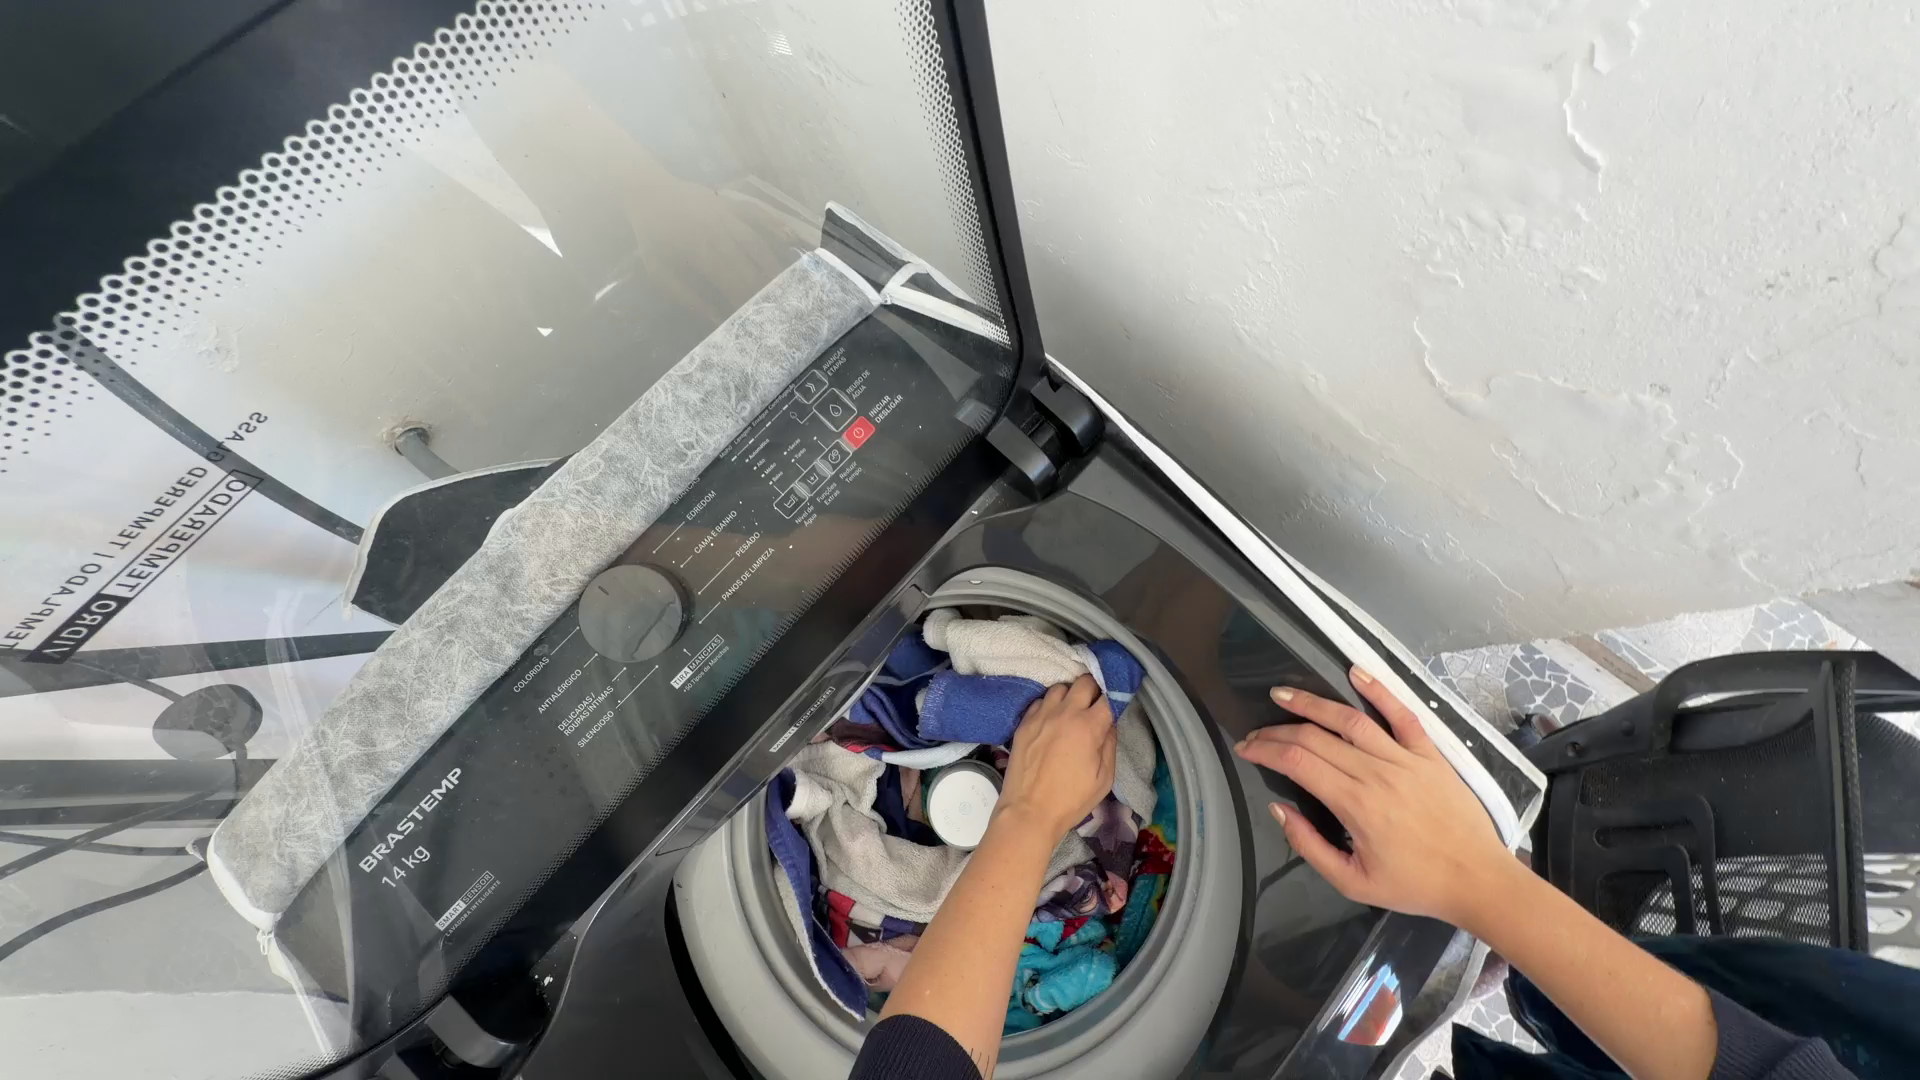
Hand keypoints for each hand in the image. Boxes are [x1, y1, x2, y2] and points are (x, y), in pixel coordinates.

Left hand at [997, 675, 1117, 838]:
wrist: (1029, 811)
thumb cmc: (1071, 799)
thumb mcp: (1104, 778)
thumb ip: (1110, 745)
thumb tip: (1110, 724)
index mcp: (1088, 726)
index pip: (1108, 696)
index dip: (1116, 696)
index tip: (1116, 702)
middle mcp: (1064, 713)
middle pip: (1084, 681)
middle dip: (1094, 688)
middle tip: (1095, 703)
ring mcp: (1041, 715)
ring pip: (1059, 687)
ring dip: (1070, 694)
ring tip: (1072, 710)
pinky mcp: (1024, 722)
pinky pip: (1040, 701)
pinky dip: (1049, 705)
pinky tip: (1052, 719)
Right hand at [1234, 667, 1514, 928]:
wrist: (1480, 882)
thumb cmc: (1415, 885)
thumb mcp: (1353, 883)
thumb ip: (1309, 846)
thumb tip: (1278, 808)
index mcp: (1355, 804)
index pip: (1296, 762)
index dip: (1264, 750)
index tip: (1245, 749)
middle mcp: (1375, 772)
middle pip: (1313, 737)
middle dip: (1275, 731)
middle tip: (1254, 734)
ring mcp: (1404, 758)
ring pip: (1348, 719)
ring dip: (1310, 703)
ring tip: (1282, 694)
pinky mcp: (1429, 754)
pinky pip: (1401, 715)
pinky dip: (1379, 690)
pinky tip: (1355, 672)